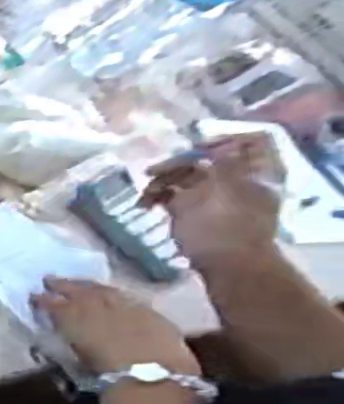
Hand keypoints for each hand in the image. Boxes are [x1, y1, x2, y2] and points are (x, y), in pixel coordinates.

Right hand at [32, 278, 199, 375]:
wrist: (154, 379)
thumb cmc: (105, 375)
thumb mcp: (74, 359)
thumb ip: (65, 339)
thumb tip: (58, 328)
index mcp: (75, 320)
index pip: (56, 305)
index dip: (44, 299)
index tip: (33, 295)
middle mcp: (100, 309)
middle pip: (83, 292)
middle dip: (66, 284)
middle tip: (50, 279)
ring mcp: (130, 310)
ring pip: (106, 291)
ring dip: (90, 285)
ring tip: (79, 284)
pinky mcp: (154, 316)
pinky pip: (130, 298)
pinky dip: (116, 294)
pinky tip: (112, 294)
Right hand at [143, 135, 282, 271]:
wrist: (224, 263)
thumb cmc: (226, 228)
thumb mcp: (224, 191)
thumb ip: (218, 165)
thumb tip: (204, 150)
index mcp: (258, 172)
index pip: (247, 141)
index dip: (219, 140)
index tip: (189, 151)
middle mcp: (238, 179)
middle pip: (208, 158)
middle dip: (178, 165)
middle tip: (152, 174)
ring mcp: (213, 195)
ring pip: (186, 177)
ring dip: (162, 182)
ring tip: (145, 195)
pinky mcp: (193, 210)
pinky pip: (173, 195)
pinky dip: (158, 196)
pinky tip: (145, 204)